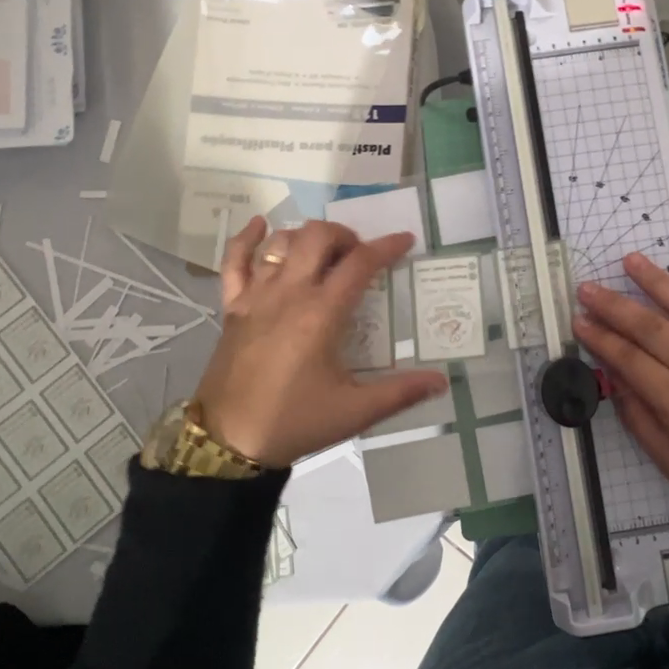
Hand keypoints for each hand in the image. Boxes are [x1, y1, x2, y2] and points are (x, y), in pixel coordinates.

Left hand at [193, 216, 447, 467]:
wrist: (227, 442)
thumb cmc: (294, 422)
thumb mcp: (354, 412)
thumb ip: (401, 392)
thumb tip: (441, 381)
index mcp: (321, 314)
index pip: (360, 263)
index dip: (386, 247)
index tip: (405, 241)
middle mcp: (289, 293)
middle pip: (318, 237)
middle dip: (345, 235)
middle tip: (360, 256)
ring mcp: (257, 296)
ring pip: (282, 242)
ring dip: (308, 237)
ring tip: (325, 252)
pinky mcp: (233, 306)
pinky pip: (234, 260)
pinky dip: (247, 238)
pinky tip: (260, 226)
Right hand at [573, 252, 668, 513]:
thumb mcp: (668, 460)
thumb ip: (637, 416)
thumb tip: (613, 377)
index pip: (630, 360)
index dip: (601, 338)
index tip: (578, 320)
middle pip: (654, 329)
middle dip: (616, 306)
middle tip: (589, 288)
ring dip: (660, 283)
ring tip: (633, 261)